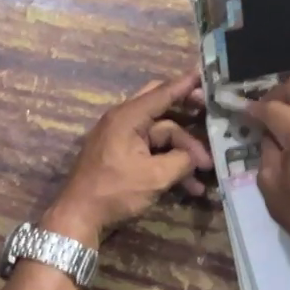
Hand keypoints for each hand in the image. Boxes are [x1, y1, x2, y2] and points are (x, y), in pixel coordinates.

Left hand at [43, 70, 212, 244]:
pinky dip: (169, 164)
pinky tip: (189, 186)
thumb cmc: (115, 191)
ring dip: (183, 153)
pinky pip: (152, 151)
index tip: (205, 73)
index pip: (163, 93)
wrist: (79, 216)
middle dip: (188, 115)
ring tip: (205, 173)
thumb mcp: (155, 177)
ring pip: (161, 136)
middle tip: (210, 115)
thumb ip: (182, 161)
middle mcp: (124, 121)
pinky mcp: (122, 155)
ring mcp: (122, 138)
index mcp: (128, 117)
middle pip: (162, 109)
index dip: (186, 84)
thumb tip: (196, 157)